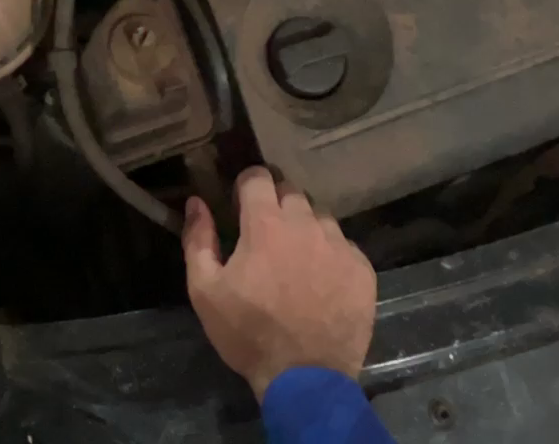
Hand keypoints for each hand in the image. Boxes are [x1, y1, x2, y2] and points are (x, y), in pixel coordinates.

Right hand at [183, 167, 376, 398]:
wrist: (305, 381)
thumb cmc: (249, 333)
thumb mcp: (205, 291)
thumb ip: (198, 240)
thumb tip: (196, 202)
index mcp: (266, 224)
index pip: (258, 177)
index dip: (247, 185)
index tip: (241, 205)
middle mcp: (305, 224)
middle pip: (291, 192)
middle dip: (276, 203)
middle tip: (266, 233)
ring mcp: (338, 245)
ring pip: (319, 217)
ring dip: (305, 227)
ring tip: (296, 258)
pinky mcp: (362, 269)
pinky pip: (344, 245)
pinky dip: (330, 253)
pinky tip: (321, 280)